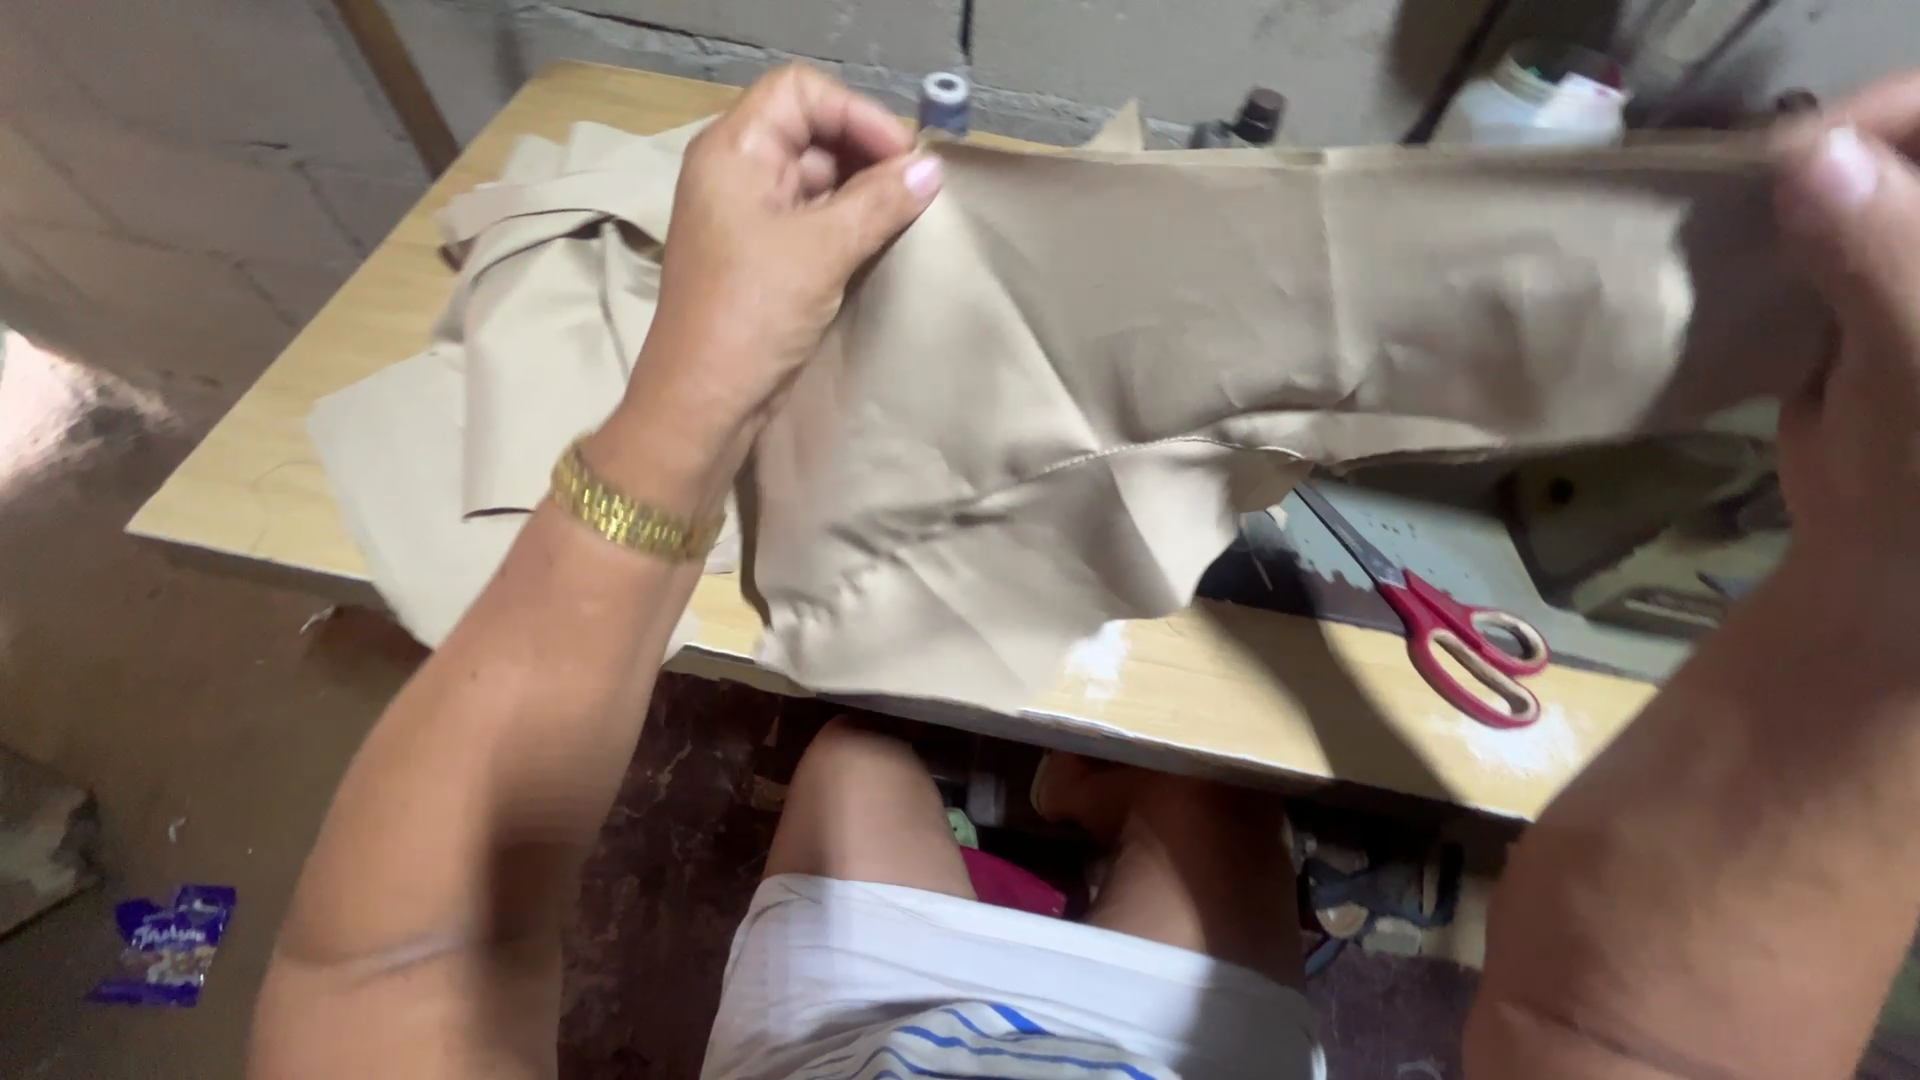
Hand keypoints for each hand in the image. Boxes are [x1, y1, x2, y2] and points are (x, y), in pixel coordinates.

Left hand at [627, 64, 942, 437]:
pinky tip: (884, 244)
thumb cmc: (752, 313)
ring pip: (818, 183)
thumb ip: (879, 204)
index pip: (800, 93)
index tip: (905, 156)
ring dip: (864, 195)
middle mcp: (739, 176)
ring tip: (909, 218)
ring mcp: (751, 221)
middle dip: (867, 155)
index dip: (855, 113)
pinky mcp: (767, 262)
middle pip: (811, 134)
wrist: (707, 399)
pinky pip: (814, 225)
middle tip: (917, 191)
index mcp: (734, 152)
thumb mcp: (821, 250)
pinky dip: (850, 228)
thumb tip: (932, 170)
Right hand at [1774, 74, 1919, 573]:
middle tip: (1741, 184)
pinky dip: (1772, 234)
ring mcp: (1906, 261)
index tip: (1789, 157)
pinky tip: (1731, 251)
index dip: (1889, 117)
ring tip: (1723, 210)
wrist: (1886, 540)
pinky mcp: (1866, 293)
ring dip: (1791, 191)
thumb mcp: (1911, 360)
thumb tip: (1809, 156)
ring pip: (1854, 185)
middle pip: (1900, 146)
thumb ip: (1881, 255)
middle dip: (1830, 150)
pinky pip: (1819, 235)